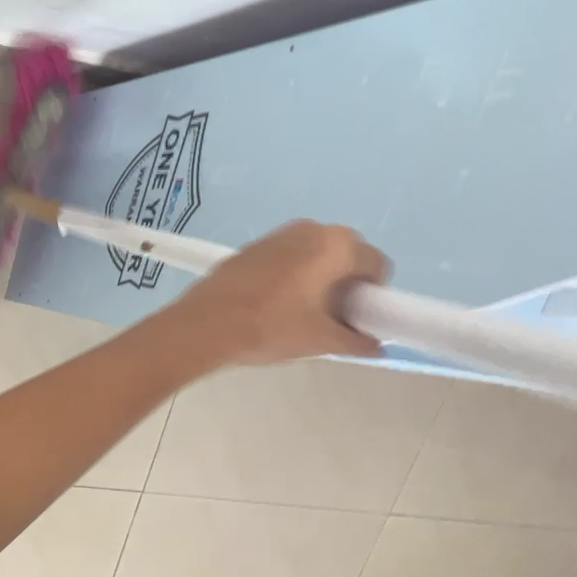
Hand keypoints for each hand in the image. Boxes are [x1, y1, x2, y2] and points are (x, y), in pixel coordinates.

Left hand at [169, 220, 389, 366]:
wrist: (200, 328)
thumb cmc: (267, 328)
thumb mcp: (319, 341)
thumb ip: (355, 341)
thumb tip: (375, 346)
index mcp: (337, 244)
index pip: (376, 266)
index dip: (370, 297)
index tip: (353, 321)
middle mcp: (310, 230)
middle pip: (343, 259)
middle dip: (341, 288)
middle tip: (324, 320)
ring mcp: (274, 237)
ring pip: (310, 259)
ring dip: (312, 283)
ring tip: (292, 317)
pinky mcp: (246, 250)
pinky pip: (280, 262)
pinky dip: (284, 279)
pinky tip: (266, 308)